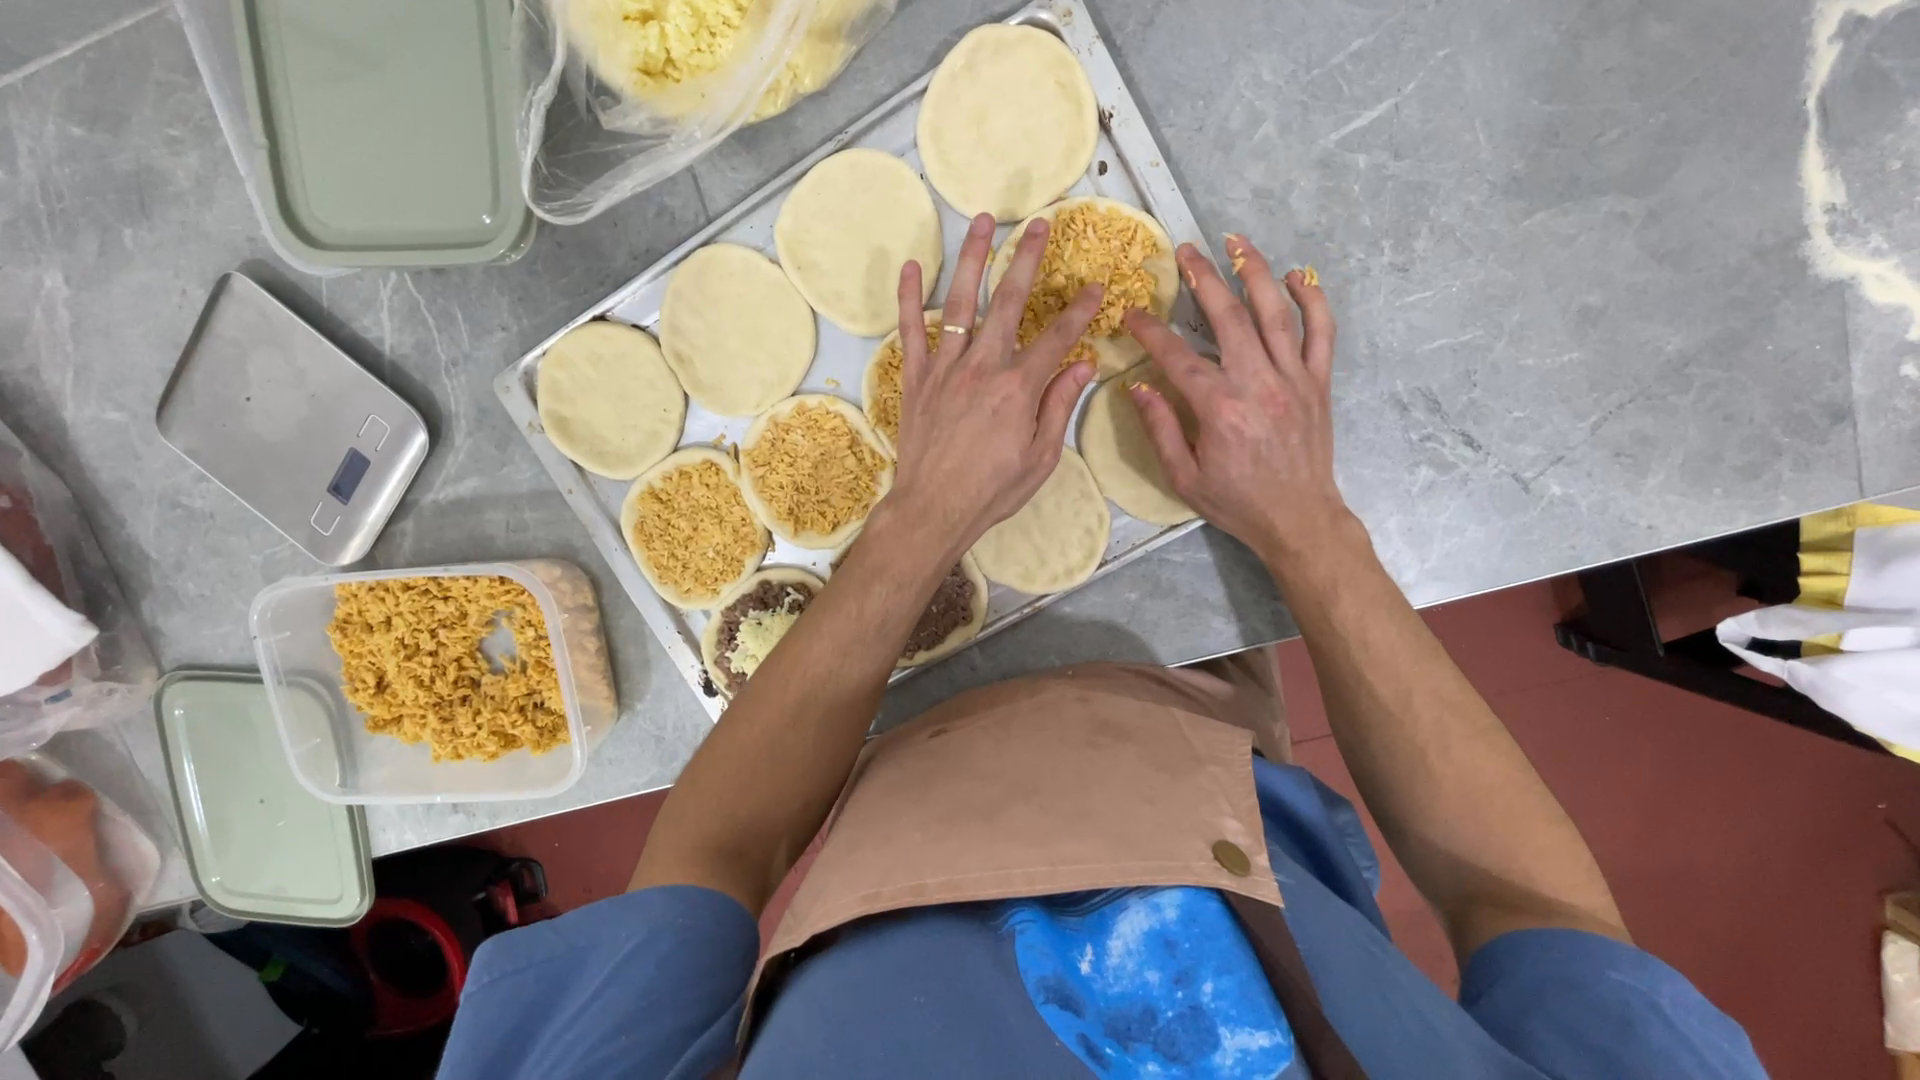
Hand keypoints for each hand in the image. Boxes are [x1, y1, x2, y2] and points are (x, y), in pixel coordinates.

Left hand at [883, 213, 1100, 560]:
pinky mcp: (915, 379)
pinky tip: (910, 266)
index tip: (1096, 287)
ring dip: (972, 258)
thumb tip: (1083, 365)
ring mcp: (944, 369)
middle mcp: (982, 367)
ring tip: (981, 221)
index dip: (1080, 311)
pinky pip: (910, 331)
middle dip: (1026, 259)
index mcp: (1018, 388)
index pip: (1057, 338)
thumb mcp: (1040, 457)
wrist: (932, 509)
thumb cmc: (992, 491)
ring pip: (960, 303)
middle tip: (1038, 225)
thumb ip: (1059, 406)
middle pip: (1009, 302)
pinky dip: (908, 298)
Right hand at [1121, 236, 1350, 563]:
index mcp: (1220, 409)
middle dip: (1203, 278)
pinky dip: (1312, 299)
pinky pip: (1321, 331)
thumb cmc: (1236, 502)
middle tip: (1184, 250)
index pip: (1177, 356)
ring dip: (1255, 271)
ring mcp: (1294, 378)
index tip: (1131, 313)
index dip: (1150, 331)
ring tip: (1237, 242)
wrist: (1298, 518)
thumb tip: (1137, 387)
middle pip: (1229, 317)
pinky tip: (1296, 276)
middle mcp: (1258, 383)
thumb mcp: (1183, 477)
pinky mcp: (1318, 382)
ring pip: (1275, 312)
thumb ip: (1159, 429)